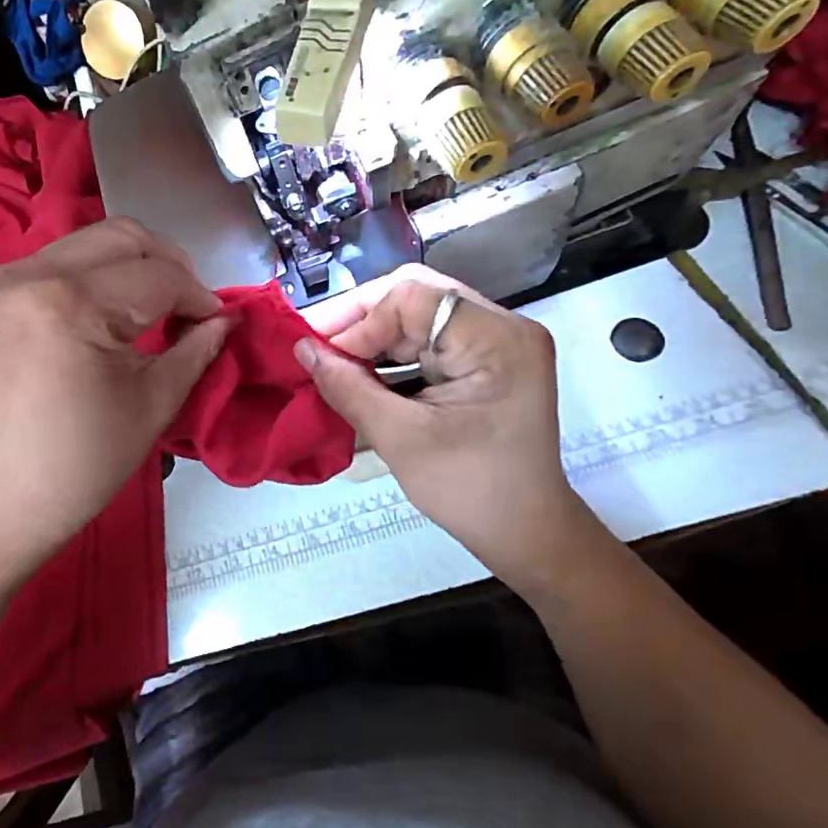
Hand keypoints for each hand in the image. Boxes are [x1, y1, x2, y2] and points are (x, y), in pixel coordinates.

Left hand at [0, 218, 234, 580]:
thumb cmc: (78, 467)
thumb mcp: (153, 405)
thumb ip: (196, 349)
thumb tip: (226, 318)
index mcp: (70, 304)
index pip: (157, 276)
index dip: (198, 296)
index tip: (219, 321)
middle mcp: (30, 274)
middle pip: (124, 237)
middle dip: (169, 265)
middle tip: (191, 308)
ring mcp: (4, 279)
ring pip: (92, 241)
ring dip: (135, 265)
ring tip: (158, 309)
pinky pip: (62, 260)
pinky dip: (99, 274)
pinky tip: (115, 311)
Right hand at [296, 265, 597, 591]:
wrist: (525, 531)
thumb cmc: (470, 490)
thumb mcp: (401, 439)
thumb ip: (348, 388)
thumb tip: (301, 348)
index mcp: (498, 340)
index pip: (415, 297)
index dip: (360, 321)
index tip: (322, 354)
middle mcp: (503, 327)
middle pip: (417, 296)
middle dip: (361, 319)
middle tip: (316, 343)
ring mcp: (496, 341)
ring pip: (418, 314)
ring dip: (373, 335)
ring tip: (329, 356)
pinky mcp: (484, 358)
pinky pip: (428, 337)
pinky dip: (391, 351)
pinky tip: (359, 367)